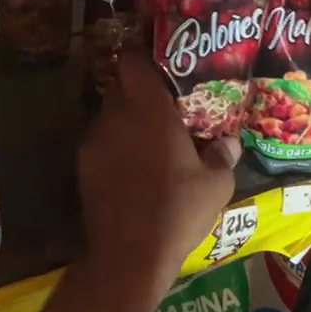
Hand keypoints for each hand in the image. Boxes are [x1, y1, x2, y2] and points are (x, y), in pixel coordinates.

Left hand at [77, 55, 239, 297]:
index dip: (144, 57)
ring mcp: (94, 142)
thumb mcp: (216, 185)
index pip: (134, 60)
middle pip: (119, 86)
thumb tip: (228, 143)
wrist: (130, 254)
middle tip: (160, 109)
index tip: (160, 66)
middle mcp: (116, 116)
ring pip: (106, 116)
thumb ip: (222, 156)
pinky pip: (98, 144)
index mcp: (150, 109)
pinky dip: (112, 148)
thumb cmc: (179, 211)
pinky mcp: (82, 167)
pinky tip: (129, 171)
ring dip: (123, 123)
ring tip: (145, 145)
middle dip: (136, 93)